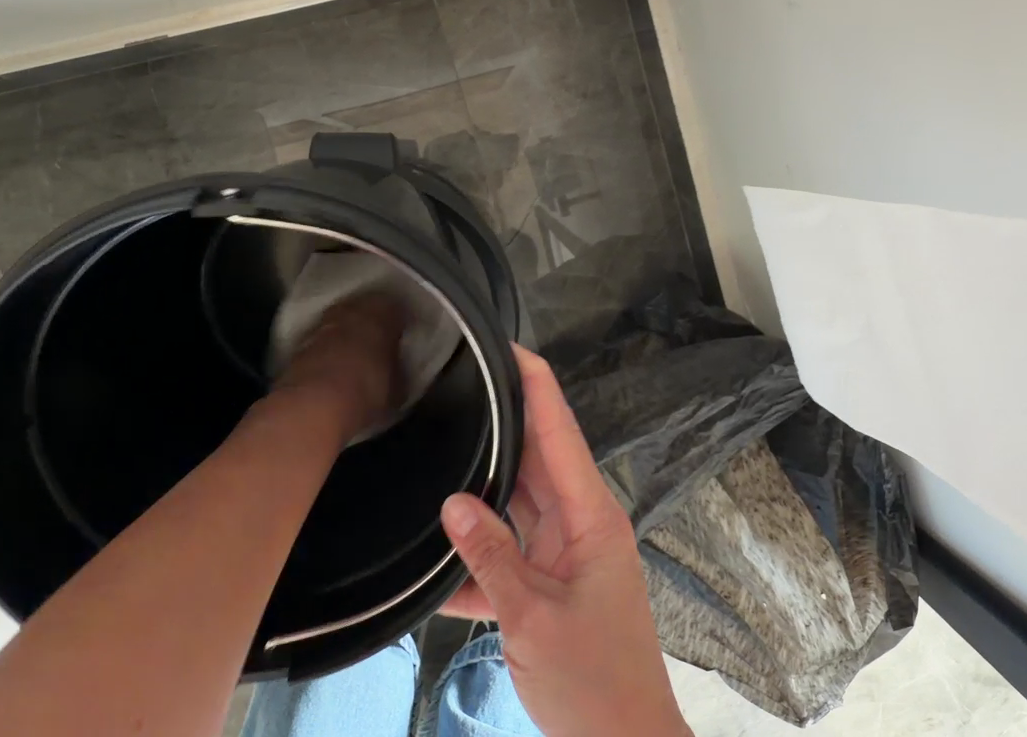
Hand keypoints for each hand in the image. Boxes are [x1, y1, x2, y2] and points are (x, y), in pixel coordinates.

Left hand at [267, 292, 406, 442]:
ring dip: (346, 333)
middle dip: (371, 320)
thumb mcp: (398, 388)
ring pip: (339, 322)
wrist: (313, 407)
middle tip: (380, 338)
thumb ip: (400, 372)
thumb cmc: (367, 391)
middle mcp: (350, 312)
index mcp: (381, 314)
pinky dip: (327, 349)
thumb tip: (399, 371)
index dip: (401, 321)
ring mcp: (321, 326)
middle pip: (363, 307)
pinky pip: (320, 341)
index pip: (396, 307)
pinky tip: (333, 366)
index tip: (404, 333)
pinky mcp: (299, 346)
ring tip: (354, 352)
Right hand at [439, 345, 690, 736]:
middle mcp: (580, 522)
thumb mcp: (532, 617)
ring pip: (517, 503)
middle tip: (453, 389)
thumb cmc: (591, 679)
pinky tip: (435, 563)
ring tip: (436, 455)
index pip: (561, 433)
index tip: (509, 346)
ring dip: (481, 492)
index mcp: (590, 515)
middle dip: (499, 427)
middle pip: (535, 460)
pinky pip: (507, 552)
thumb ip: (490, 556)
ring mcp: (564, 552)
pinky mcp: (548, 582)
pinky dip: (476, 557)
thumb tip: (453, 502)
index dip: (536, 386)